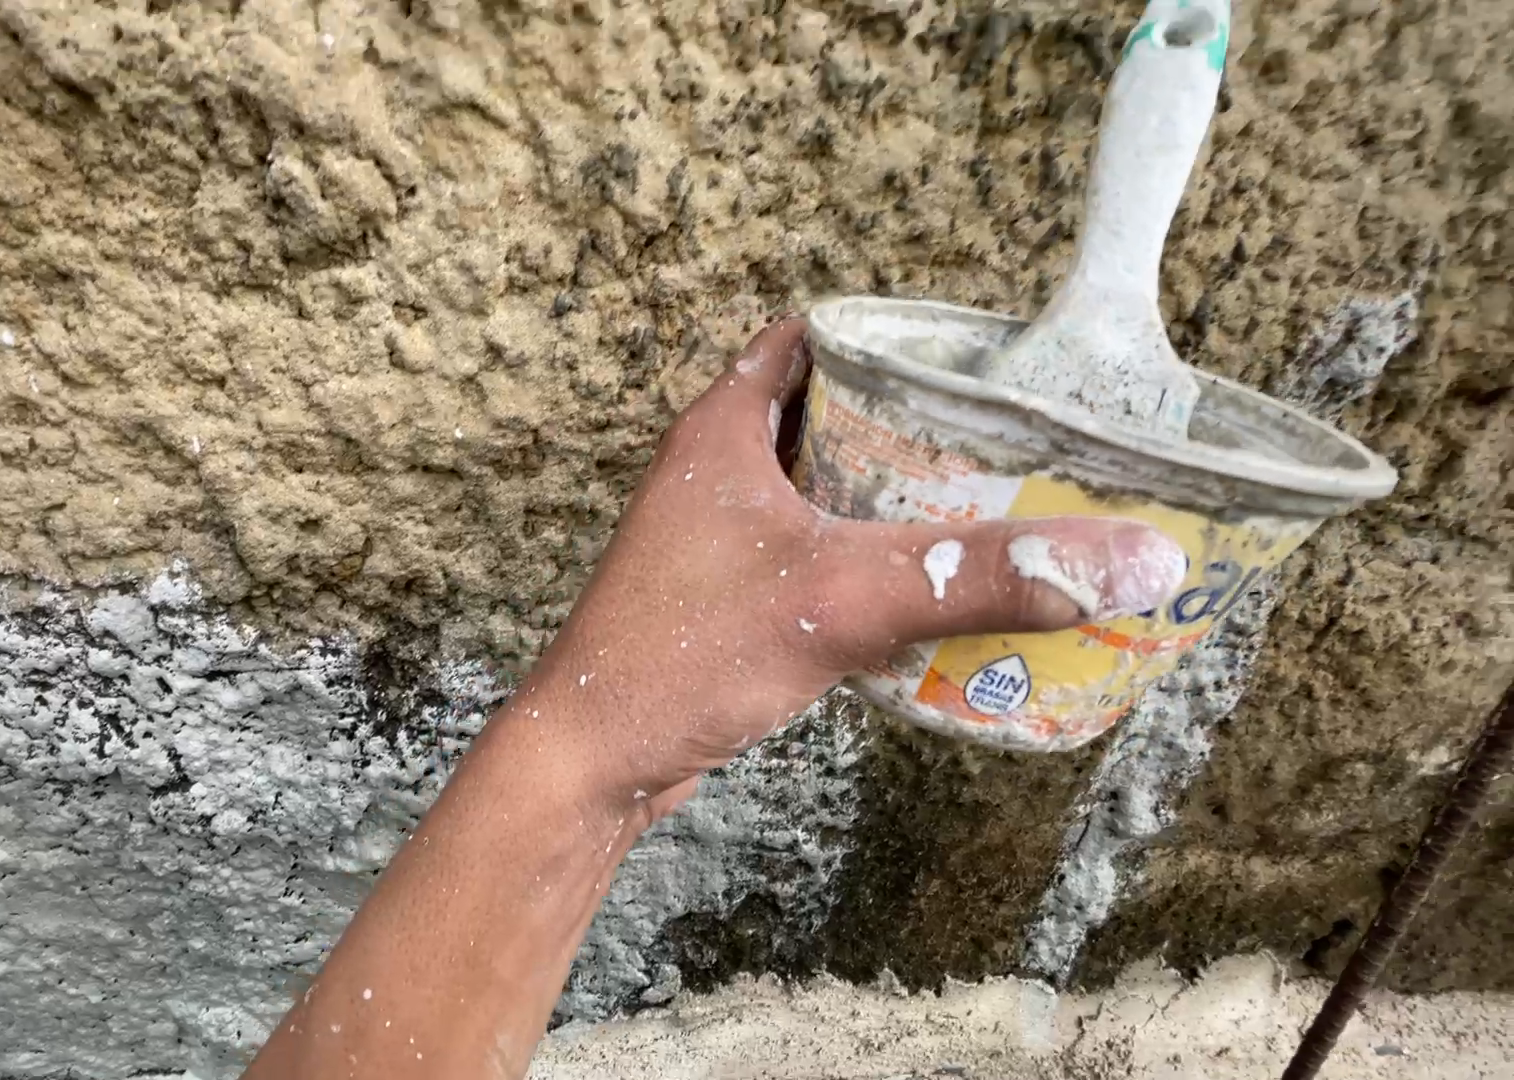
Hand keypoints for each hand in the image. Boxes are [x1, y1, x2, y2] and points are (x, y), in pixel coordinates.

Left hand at [514, 315, 1186, 817]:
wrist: (596, 752)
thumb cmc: (685, 653)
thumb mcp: (839, 600)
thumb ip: (979, 577)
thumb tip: (1138, 559)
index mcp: (721, 430)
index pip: (807, 342)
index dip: (885, 337)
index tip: (971, 356)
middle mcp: (712, 470)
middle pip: (824, 417)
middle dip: (907, 425)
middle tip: (1006, 438)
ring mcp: (715, 534)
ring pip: (818, 492)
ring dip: (889, 499)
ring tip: (988, 505)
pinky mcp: (725, 592)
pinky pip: (808, 553)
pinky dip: (861, 558)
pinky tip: (923, 585)